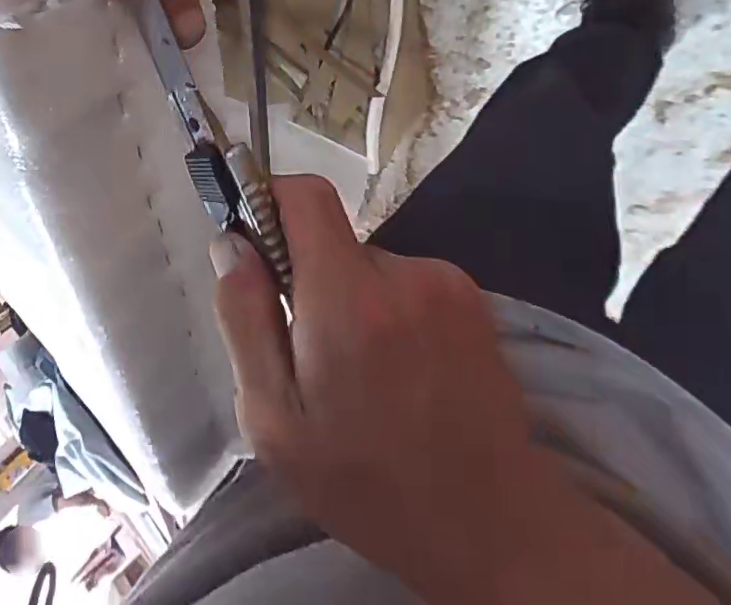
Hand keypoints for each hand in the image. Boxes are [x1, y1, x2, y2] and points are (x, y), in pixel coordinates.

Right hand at [211, 176, 712, 603]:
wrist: (498, 534)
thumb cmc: (366, 483)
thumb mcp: (272, 417)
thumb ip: (244, 319)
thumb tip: (231, 245)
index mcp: (349, 300)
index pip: (305, 195)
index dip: (268, 201)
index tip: (253, 246)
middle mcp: (405, 275)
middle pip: (327, 235)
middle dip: (304, 273)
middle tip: (304, 345)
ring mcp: (448, 285)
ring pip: (362, 262)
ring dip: (345, 295)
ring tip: (356, 370)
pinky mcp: (472, 301)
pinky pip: (400, 280)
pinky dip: (383, 308)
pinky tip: (396, 370)